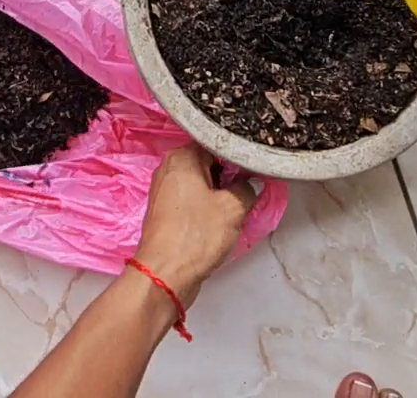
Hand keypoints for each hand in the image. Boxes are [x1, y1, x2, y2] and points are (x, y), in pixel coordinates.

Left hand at [132, 145, 256, 306]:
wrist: (164, 272)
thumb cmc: (197, 234)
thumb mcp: (232, 208)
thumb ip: (246, 189)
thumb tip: (252, 182)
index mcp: (181, 156)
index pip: (214, 144)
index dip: (236, 156)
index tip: (252, 169)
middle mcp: (168, 167)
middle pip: (206, 163)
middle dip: (227, 176)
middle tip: (247, 190)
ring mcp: (164, 189)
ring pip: (199, 183)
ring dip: (217, 194)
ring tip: (235, 207)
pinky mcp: (164, 210)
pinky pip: (190, 200)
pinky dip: (205, 206)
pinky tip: (218, 220)